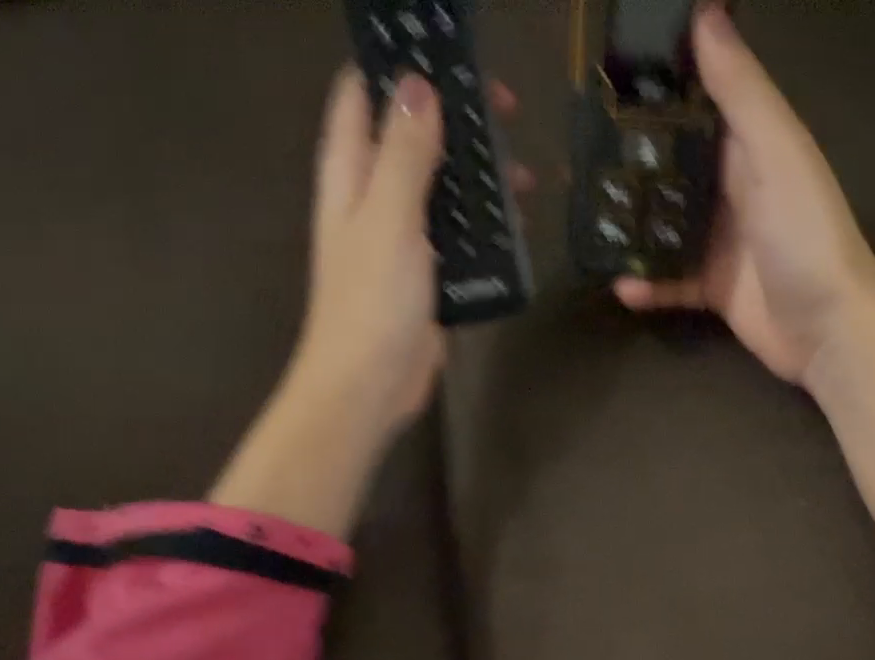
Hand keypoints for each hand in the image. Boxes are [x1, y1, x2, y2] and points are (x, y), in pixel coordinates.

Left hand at [294, 67, 531, 431]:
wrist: (370, 386)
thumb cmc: (371, 302)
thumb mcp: (390, 219)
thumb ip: (406, 155)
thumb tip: (419, 86)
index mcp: (349, 174)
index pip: (362, 97)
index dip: (398, 68)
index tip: (448, 58)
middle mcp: (371, 198)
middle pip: (411, 137)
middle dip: (454, 119)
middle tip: (506, 112)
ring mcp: (399, 238)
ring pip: (440, 188)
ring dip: (477, 176)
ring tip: (526, 173)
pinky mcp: (425, 274)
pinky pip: (457, 235)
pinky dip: (484, 225)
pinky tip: (517, 226)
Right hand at [613, 4, 874, 385]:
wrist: (828, 330)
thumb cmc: (806, 235)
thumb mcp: (777, 153)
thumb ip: (741, 91)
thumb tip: (704, 13)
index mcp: (753, 147)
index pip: (700, 104)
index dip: (659, 87)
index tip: (607, 76)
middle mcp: (734, 189)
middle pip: (674, 164)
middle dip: (630, 159)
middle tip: (575, 151)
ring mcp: (722, 241)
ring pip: (664, 224)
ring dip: (630, 224)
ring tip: (584, 218)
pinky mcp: (713, 288)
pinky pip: (669, 280)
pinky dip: (646, 284)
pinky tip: (619, 286)